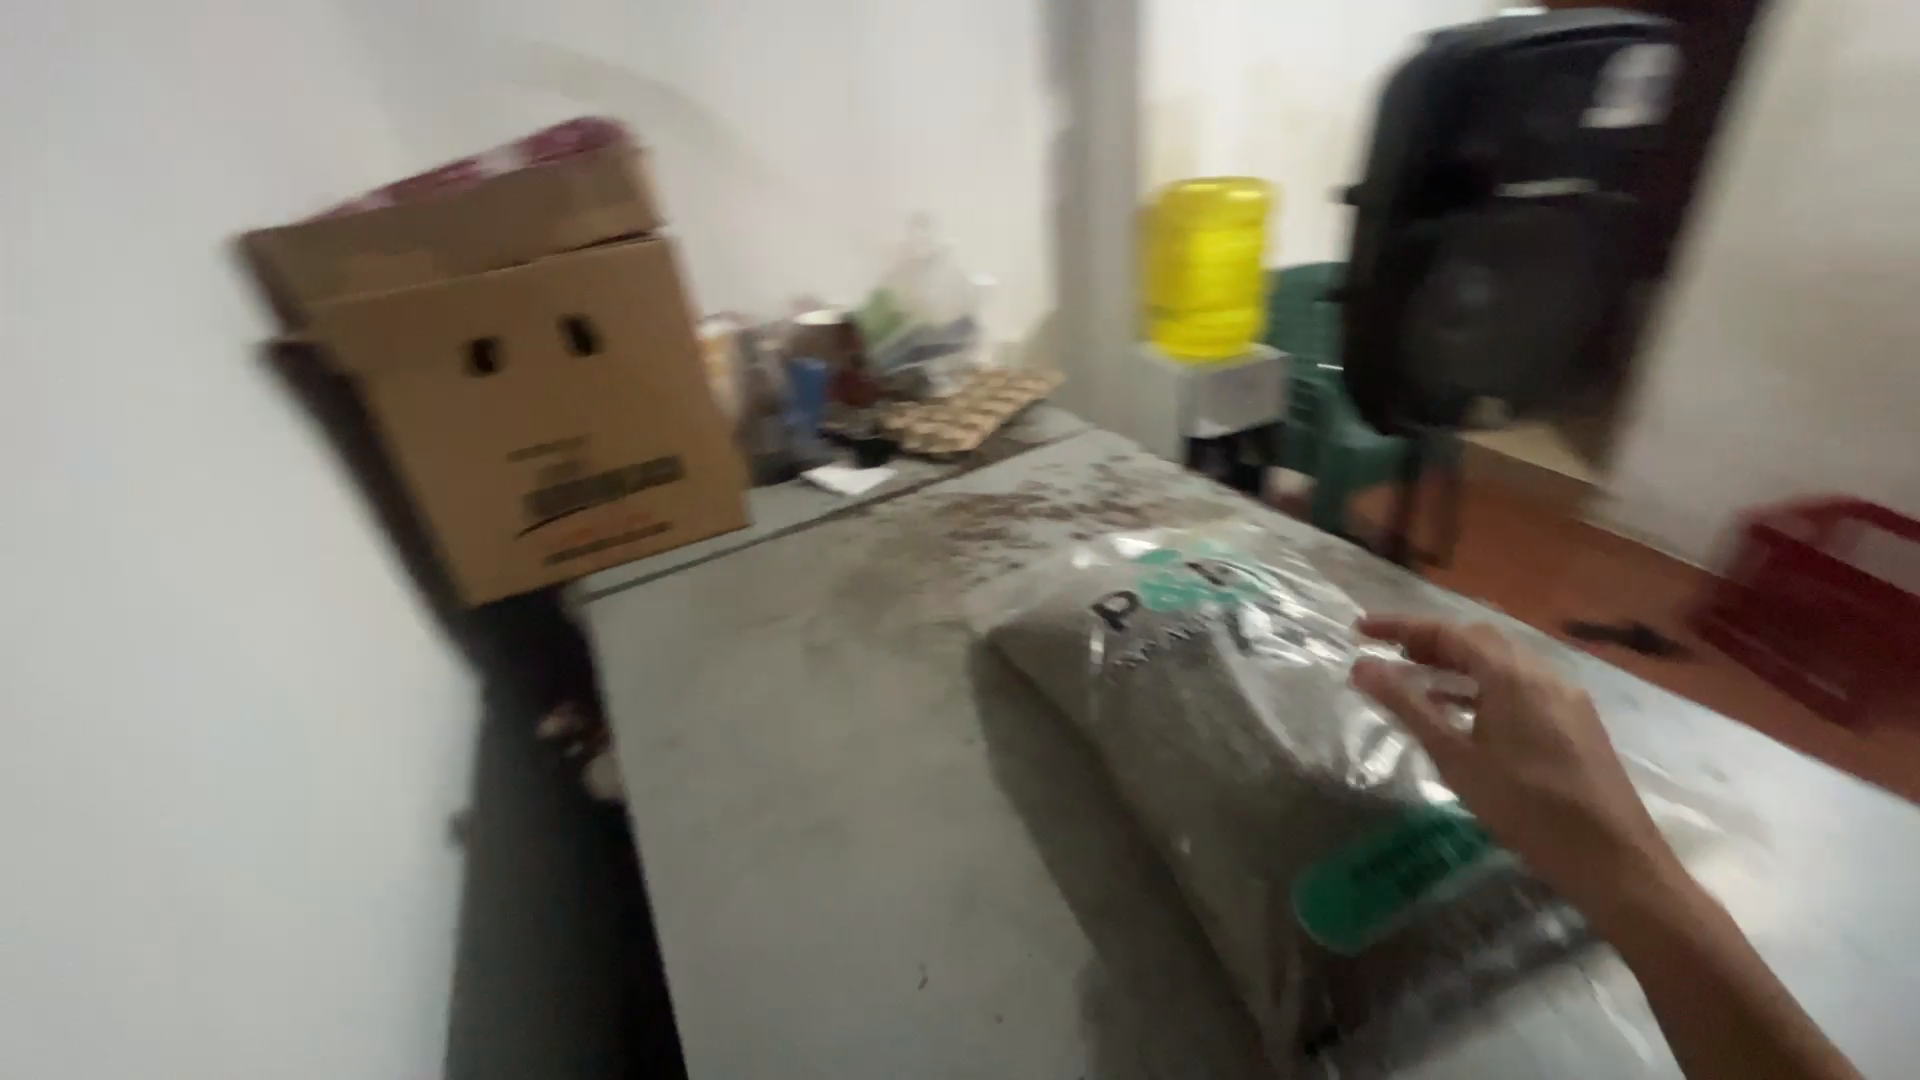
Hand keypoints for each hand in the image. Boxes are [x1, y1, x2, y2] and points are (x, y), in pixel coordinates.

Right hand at [1350, 615, 1686, 923]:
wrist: (1616, 864)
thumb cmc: (1526, 807)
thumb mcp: (1454, 756)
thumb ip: (1406, 705)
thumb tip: (1361, 666)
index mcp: (1513, 676)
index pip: (1448, 632)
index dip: (1399, 626)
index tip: (1359, 630)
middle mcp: (1544, 675)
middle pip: (1476, 640)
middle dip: (1426, 640)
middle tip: (1384, 653)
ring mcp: (1565, 698)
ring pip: (1499, 663)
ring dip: (1452, 663)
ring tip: (1411, 678)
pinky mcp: (1574, 722)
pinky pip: (1517, 685)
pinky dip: (1478, 685)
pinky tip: (1457, 710)